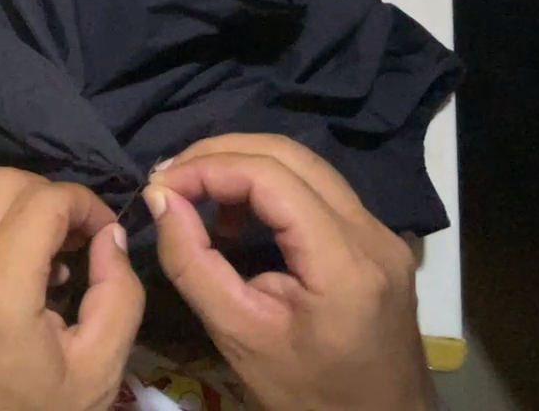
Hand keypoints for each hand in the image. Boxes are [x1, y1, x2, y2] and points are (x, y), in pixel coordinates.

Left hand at [0, 167, 144, 410]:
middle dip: (47, 195)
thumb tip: (108, 235)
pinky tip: (6, 278)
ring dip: (12, 210)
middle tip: (74, 235)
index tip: (104, 231)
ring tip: (43, 256)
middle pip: (0, 182)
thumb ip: (117, 295)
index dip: (84, 203)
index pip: (44, 201)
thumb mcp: (97, 373)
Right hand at [145, 135, 432, 410]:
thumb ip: (192, 262)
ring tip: (194, 190)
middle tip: (170, 178)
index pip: (269, 176)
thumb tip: (159, 197)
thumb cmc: (308, 396)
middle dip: (219, 154)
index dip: (207, 167)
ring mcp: (379, 231)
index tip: (160, 186)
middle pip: (286, 153)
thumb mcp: (238, 336)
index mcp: (345, 263)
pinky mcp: (373, 237)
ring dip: (240, 163)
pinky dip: (264, 182)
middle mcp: (371, 233)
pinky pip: (312, 184)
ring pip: (301, 161)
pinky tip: (235, 214)